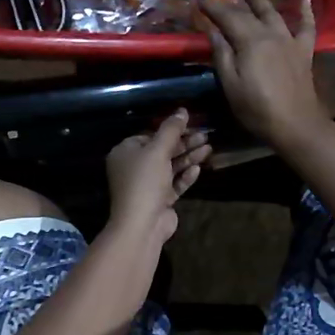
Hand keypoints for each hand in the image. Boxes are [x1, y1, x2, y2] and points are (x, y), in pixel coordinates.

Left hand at [105, 109, 210, 244]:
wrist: (142, 223)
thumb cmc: (145, 181)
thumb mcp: (157, 150)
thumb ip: (171, 129)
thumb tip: (182, 110)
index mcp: (125, 152)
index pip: (149, 135)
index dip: (170, 130)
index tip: (190, 125)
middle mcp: (134, 167)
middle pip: (162, 151)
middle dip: (184, 143)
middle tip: (205, 136)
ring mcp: (147, 185)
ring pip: (170, 167)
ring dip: (188, 157)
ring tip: (208, 149)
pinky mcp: (159, 200)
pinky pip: (174, 184)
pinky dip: (185, 176)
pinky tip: (197, 169)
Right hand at [199, 0, 324, 145]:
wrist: (296, 124)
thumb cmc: (257, 109)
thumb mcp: (231, 85)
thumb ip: (222, 55)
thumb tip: (213, 31)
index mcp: (250, 41)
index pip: (228, 18)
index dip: (213, 8)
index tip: (200, 0)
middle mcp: (271, 34)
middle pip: (249, 14)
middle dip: (233, 4)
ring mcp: (290, 41)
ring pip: (274, 14)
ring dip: (261, 0)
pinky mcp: (304, 52)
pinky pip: (306, 26)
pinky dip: (305, 11)